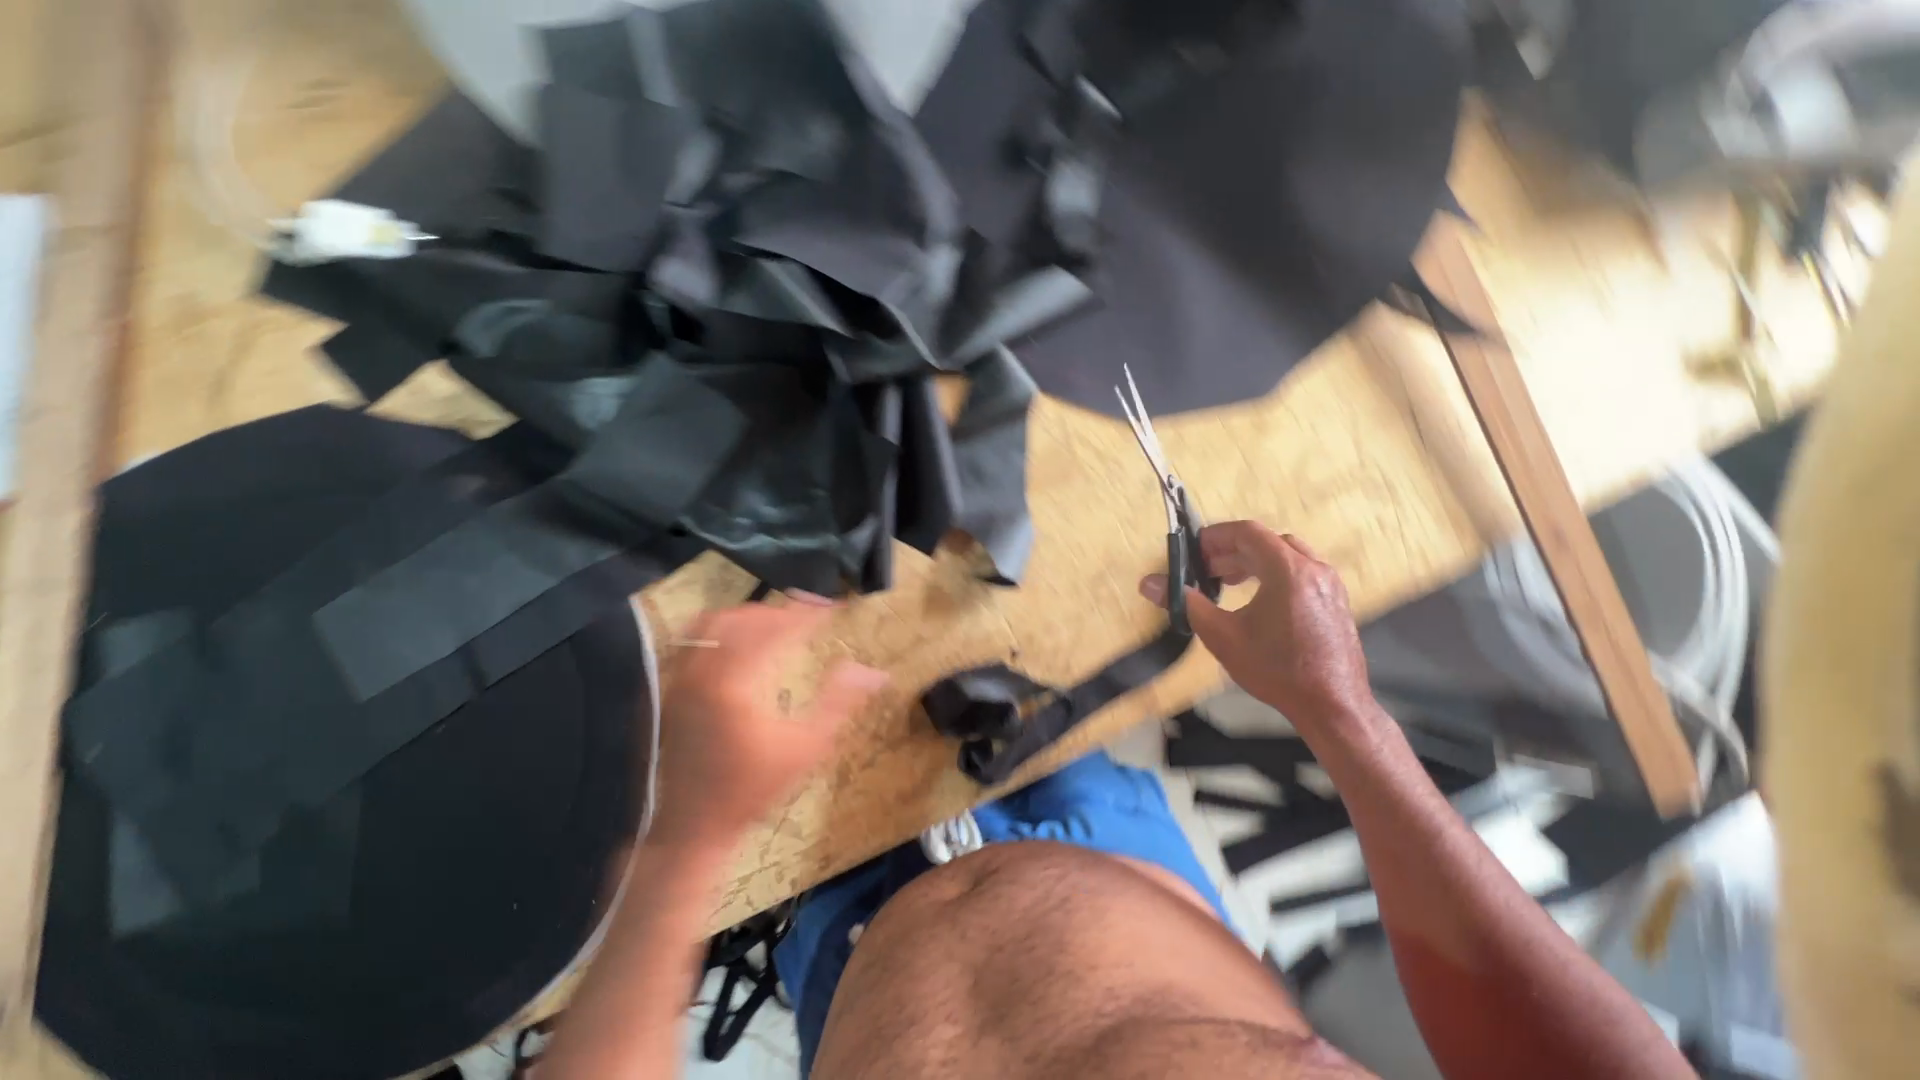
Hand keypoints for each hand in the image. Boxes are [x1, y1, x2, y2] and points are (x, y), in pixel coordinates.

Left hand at [650, 597, 888, 852]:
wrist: (692, 827)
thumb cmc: (752, 791)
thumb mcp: (805, 749)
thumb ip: (839, 703)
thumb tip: (873, 672)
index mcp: (735, 681)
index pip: (775, 627)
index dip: (805, 612)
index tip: (830, 608)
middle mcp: (700, 671)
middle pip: (741, 617)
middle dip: (776, 610)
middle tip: (804, 615)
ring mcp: (676, 679)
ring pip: (709, 625)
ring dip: (744, 618)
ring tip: (772, 627)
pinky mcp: (664, 691)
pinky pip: (687, 644)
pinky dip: (716, 633)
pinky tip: (734, 648)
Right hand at [1140, 521, 1377, 736]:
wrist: (1332, 705)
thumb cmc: (1276, 669)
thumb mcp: (1223, 636)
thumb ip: (1188, 604)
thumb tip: (1150, 585)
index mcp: (1288, 569)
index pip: (1247, 532)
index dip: (1216, 536)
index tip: (1194, 552)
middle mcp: (1314, 568)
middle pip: (1267, 542)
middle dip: (1232, 552)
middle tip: (1205, 570)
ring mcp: (1330, 585)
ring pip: (1287, 556)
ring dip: (1255, 562)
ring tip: (1230, 582)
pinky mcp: (1336, 602)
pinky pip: (1302, 573)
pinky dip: (1276, 575)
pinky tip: (1260, 601)